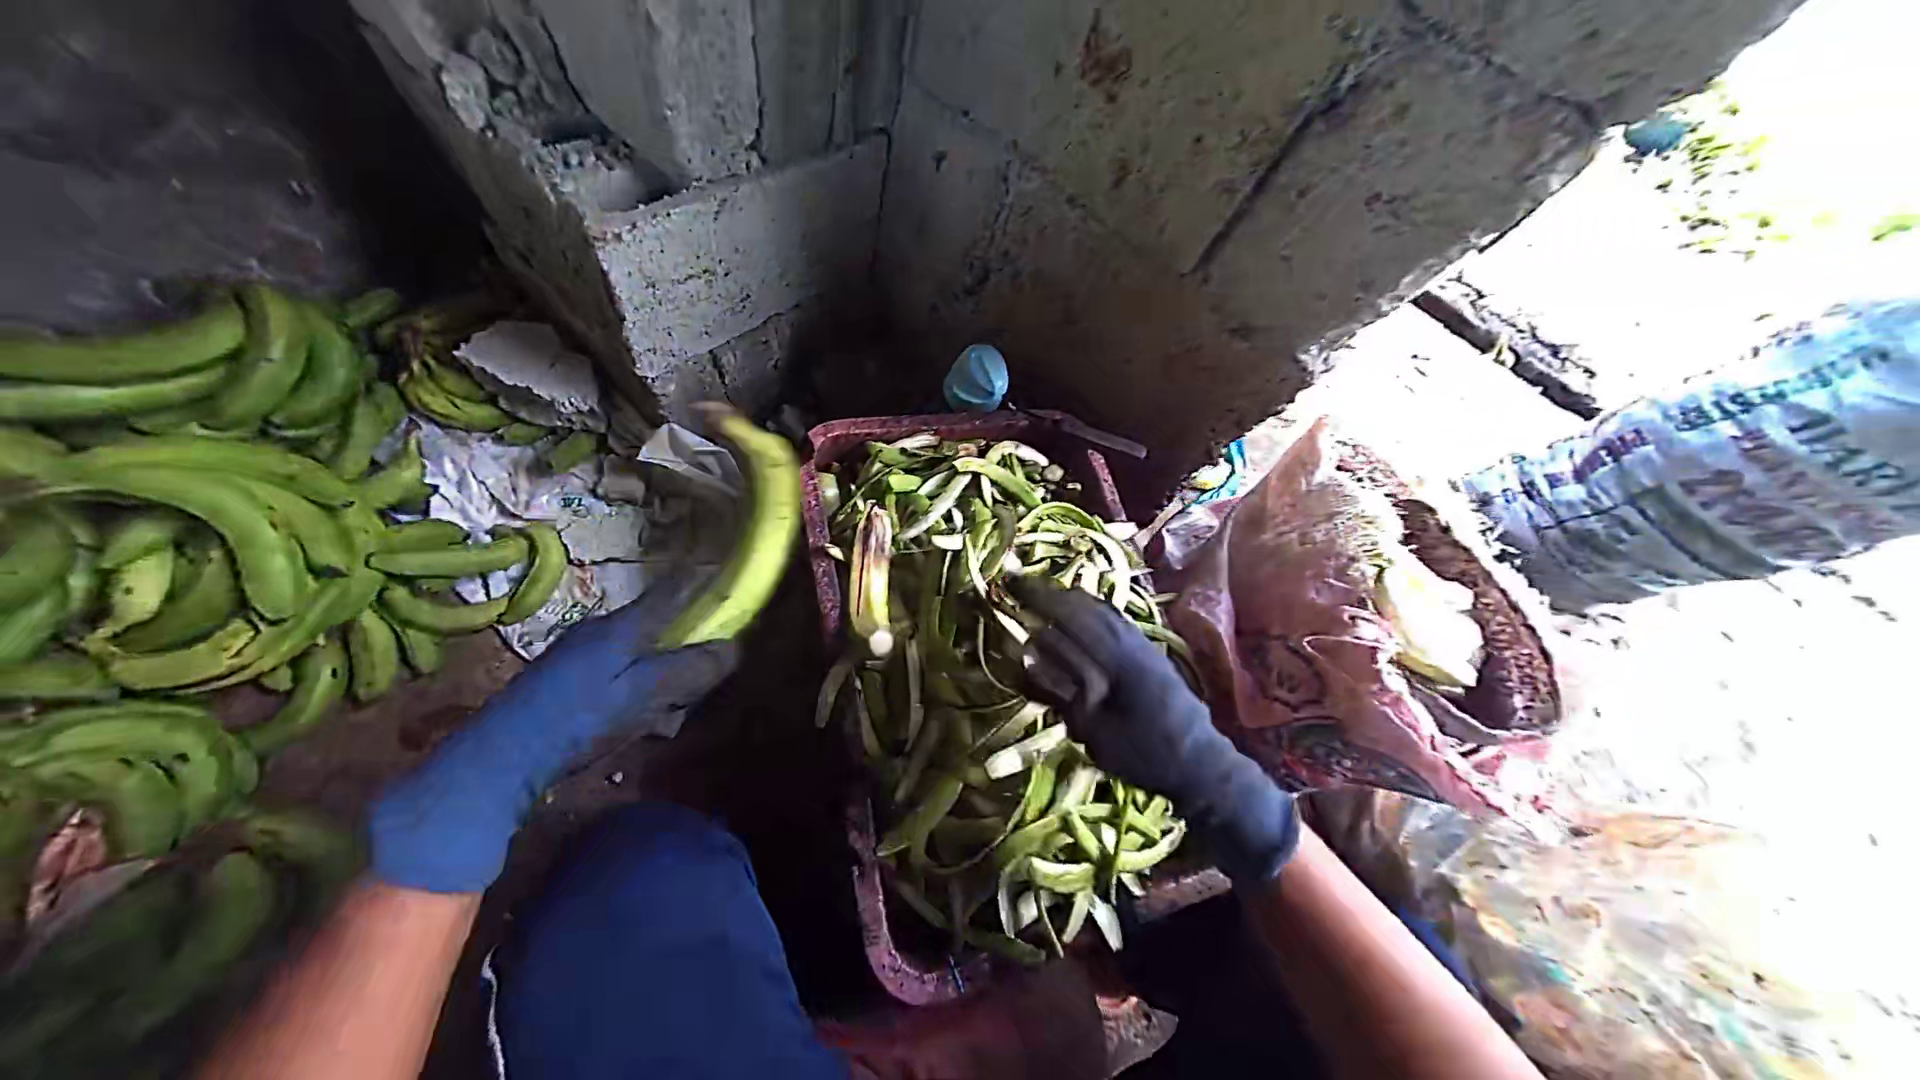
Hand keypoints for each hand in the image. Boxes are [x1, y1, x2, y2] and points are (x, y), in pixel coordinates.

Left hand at [368, 591, 737, 892]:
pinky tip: (634, 713)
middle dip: (685, 636)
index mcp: (624, 627)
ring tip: (669, 705)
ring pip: (637, 646)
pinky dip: (638, 679)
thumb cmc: (579, 721)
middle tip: (705, 663)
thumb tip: (734, 647)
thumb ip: (690, 670)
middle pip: (657, 621)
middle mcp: (600, 628)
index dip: (701, 581)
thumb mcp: (644, 696)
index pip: (672, 592)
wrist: (497, 758)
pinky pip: (617, 665)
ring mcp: (578, 651)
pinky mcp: (563, 674)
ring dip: (660, 664)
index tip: (724, 571)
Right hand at [1014, 582, 1297, 883]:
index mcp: (1116, 654)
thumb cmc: (1144, 754)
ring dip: (1071, 600)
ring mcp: (1144, 643)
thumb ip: (1060, 689)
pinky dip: (1090, 611)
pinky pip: (1115, 620)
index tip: (1010, 584)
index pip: (1069, 613)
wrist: (1202, 765)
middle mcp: (1131, 639)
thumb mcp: (1093, 729)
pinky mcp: (1150, 653)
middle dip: (1051, 592)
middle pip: (1086, 604)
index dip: (1038, 597)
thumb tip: (1028, 652)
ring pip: (1103, 609)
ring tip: (1044, 598)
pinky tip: (1079, 619)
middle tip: (1020, 586)